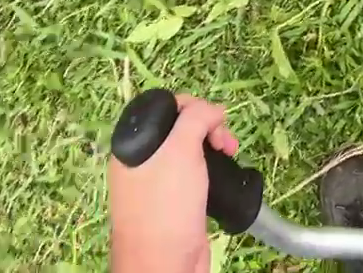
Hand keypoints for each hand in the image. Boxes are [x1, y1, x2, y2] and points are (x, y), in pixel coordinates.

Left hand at [107, 95, 239, 272]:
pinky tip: (222, 170)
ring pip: (190, 147)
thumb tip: (214, 111)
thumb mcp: (181, 149)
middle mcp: (141, 161)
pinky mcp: (174, 201)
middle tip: (225, 141)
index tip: (213, 120)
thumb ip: (196, 118)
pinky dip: (210, 164)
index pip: (164, 106)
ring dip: (213, 143)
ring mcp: (157, 183)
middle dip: (208, 125)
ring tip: (230, 153)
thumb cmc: (168, 205)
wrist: (165, 267)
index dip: (193, 106)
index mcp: (132, 146)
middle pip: (180, 125)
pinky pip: (194, 169)